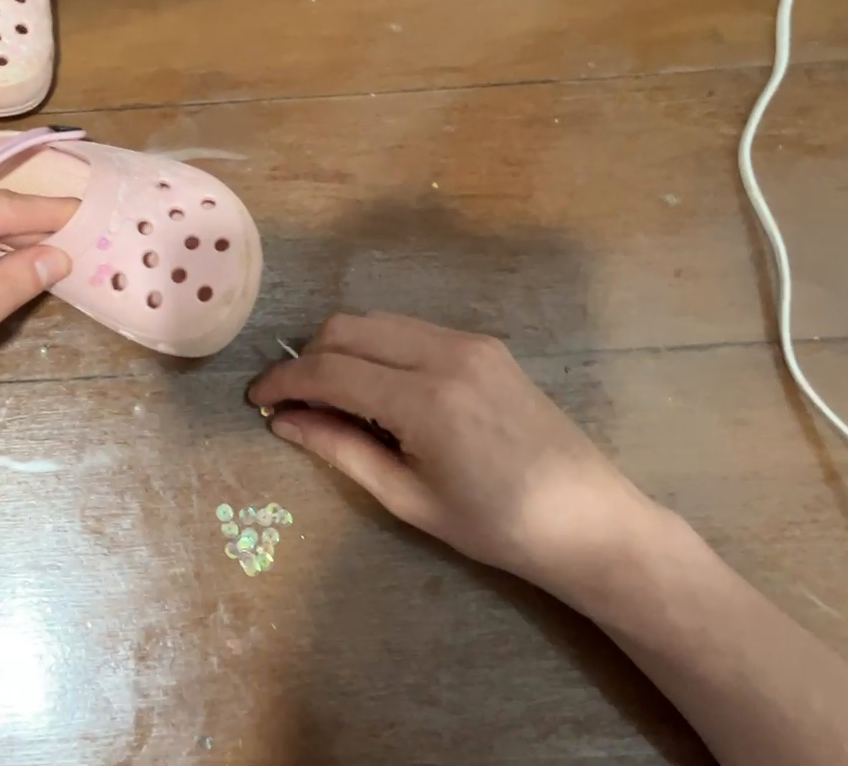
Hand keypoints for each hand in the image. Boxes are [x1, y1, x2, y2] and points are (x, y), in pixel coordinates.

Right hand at [249, 311, 665, 596]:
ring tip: (331, 394)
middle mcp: (444, 354)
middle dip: (306, 359)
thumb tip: (281, 421)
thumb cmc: (496, 526)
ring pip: (373, 321)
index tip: (255, 399)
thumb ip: (338, 449)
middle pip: (344, 329)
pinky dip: (374, 347)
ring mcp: (468, 342)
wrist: (591, 522)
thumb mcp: (406, 497)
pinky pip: (406, 329)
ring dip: (339, 348)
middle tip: (293, 400)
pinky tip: (376, 386)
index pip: (328, 370)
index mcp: (426, 401)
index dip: (283, 382)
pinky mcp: (482, 343)